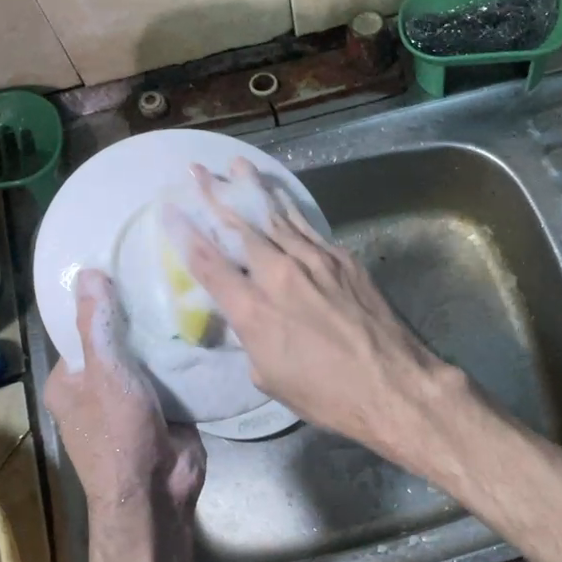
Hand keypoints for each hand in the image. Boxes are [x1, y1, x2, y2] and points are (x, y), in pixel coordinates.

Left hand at [44, 268, 204, 513]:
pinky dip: (187, 361)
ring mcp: (134, 402)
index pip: (82, 332)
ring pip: (150, 359)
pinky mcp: (166, 411)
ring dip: (167, 339)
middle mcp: (98, 391)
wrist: (156, 490)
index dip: (103, 303)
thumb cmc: (118, 433)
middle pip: (120, 343)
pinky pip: (175, 377)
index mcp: (69, 383)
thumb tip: (86, 273)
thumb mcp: (104, 372)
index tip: (128, 270)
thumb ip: (96, 324)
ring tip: (191, 296)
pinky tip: (206, 330)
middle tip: (168, 279)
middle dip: (141, 319)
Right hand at [178, 160, 461, 454]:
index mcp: (254, 311)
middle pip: (240, 227)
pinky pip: (308, 228)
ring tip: (236, 166)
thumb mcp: (270, 377)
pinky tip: (281, 199)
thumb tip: (248, 319)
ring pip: (277, 217)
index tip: (169, 209)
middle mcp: (280, 276)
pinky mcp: (344, 260)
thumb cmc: (327, 396)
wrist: (392, 384)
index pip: (209, 263)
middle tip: (197, 171)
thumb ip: (252, 339)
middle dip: (216, 196)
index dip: (185, 234)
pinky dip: (289, 210)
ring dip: (254, 189)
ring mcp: (315, 262)